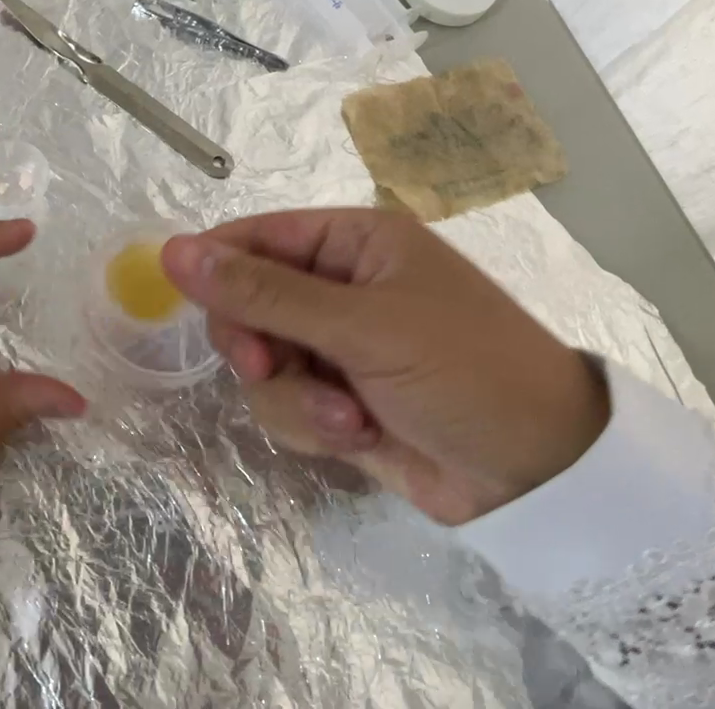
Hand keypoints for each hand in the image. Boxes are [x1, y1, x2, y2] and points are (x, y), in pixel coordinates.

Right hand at [160, 209, 607, 525]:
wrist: (541, 477)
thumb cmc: (464, 370)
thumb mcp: (362, 325)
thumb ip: (263, 292)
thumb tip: (173, 251)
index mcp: (351, 242)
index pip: (254, 238)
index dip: (217, 269)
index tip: (194, 305)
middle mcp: (338, 288)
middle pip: (246, 305)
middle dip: (258, 344)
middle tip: (270, 364)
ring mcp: (336, 347)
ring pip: (262, 364)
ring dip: (295, 397)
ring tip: (351, 417)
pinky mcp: (337, 400)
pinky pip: (285, 405)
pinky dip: (313, 426)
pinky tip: (362, 435)